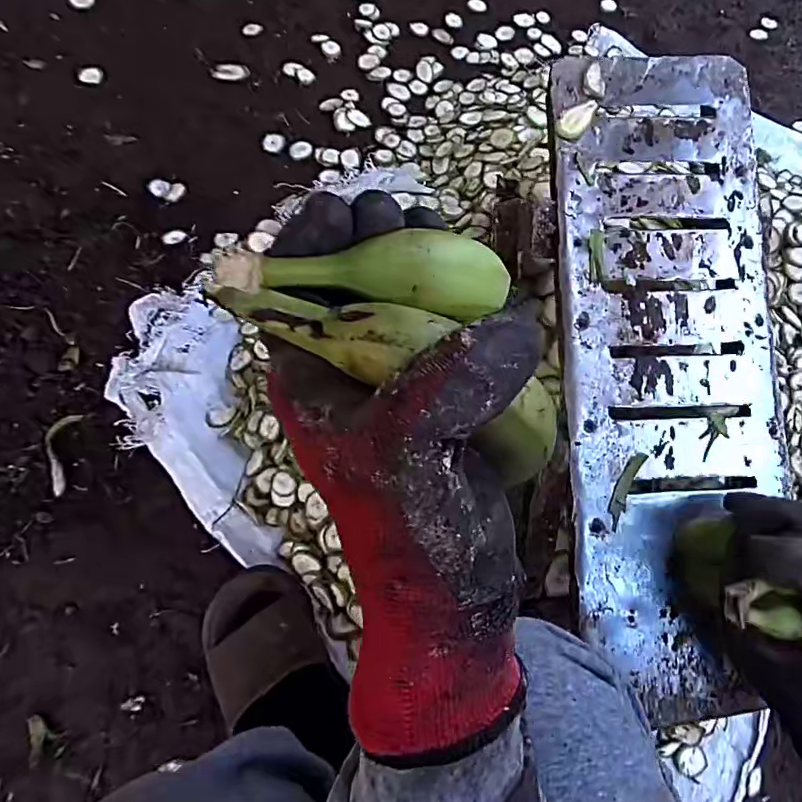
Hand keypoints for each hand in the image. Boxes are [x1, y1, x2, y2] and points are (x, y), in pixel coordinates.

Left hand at [265, 190, 539, 764]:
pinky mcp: (443, 401)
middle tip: (394, 207)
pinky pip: (447, 338)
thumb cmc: (410, 534)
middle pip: (348, 292)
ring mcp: (397, 390)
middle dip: (367, 246)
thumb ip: (446, 387)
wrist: (454, 596)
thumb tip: (509, 323)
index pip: (292, 299)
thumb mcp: (408, 457)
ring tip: (435, 226)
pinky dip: (461, 307)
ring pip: (399, 309)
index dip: (307, 247)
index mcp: (313, 388)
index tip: (339, 205)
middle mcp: (349, 381)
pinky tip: (481, 286)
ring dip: (416, 267)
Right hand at [718, 493, 801, 700]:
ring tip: (739, 504)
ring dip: (778, 507)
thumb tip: (725, 578)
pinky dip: (781, 513)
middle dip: (776, 514)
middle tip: (733, 508)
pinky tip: (752, 511)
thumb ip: (743, 618)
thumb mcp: (757, 659)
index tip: (736, 550)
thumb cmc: (783, 678)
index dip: (775, 557)